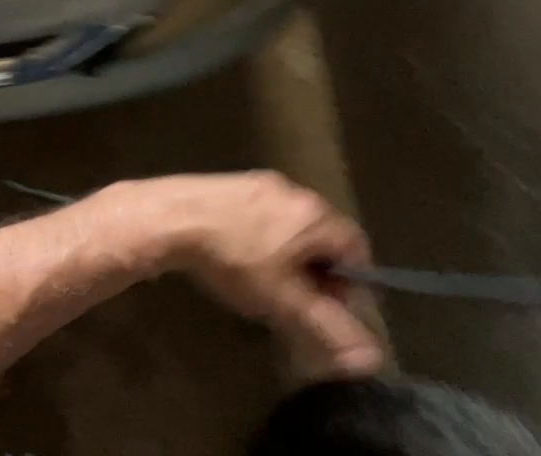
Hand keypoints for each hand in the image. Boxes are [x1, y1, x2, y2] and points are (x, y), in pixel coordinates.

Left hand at [84, 173, 383, 377]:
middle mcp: (291, 189)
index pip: (357, 249)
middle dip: (315, 270)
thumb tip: (372, 359)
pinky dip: (256, 238)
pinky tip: (233, 257)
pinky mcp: (225, 182)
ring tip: (261, 282)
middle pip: (321, 236)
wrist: (168, 218)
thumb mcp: (285, 301)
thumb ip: (331, 328)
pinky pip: (256, 214)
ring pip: (287, 226)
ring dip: (284, 256)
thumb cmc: (233, 259)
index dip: (350, 284)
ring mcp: (255, 182)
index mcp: (315, 213)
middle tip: (294, 299)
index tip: (328, 308)